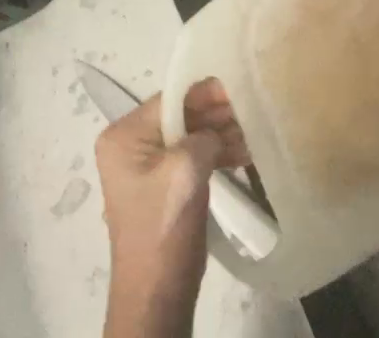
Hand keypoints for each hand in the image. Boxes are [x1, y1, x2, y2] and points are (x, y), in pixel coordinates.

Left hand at [96, 79, 247, 337]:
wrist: (156, 292)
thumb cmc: (163, 226)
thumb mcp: (185, 170)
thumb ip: (204, 135)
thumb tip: (220, 129)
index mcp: (124, 136)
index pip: (170, 99)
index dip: (206, 92)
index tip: (241, 87)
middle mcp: (131, 145)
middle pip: (181, 115)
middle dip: (217, 114)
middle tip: (254, 112)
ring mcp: (148, 167)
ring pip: (191, 136)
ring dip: (221, 134)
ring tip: (254, 135)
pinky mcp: (166, 185)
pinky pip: (193, 157)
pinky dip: (217, 153)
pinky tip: (244, 154)